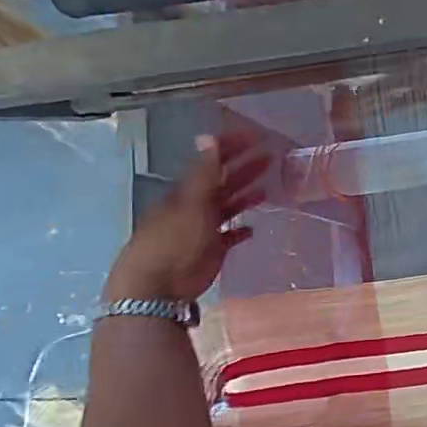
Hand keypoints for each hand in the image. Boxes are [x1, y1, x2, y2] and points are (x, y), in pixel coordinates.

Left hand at [104, 132, 269, 302]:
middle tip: (270, 157)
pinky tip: (253, 229)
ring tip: (268, 187)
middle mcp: (195, 207)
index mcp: (187, 191)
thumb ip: (204, 173)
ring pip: (227, 208)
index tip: (256, 136)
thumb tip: (207, 136)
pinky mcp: (210, 253)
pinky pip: (228, 237)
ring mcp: (202, 230)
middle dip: (244, 168)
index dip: (231, 147)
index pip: (211, 161)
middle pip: (222, 183)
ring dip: (246, 196)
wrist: (156, 290)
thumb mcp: (191, 205)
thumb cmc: (174, 243)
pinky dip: (240, 231)